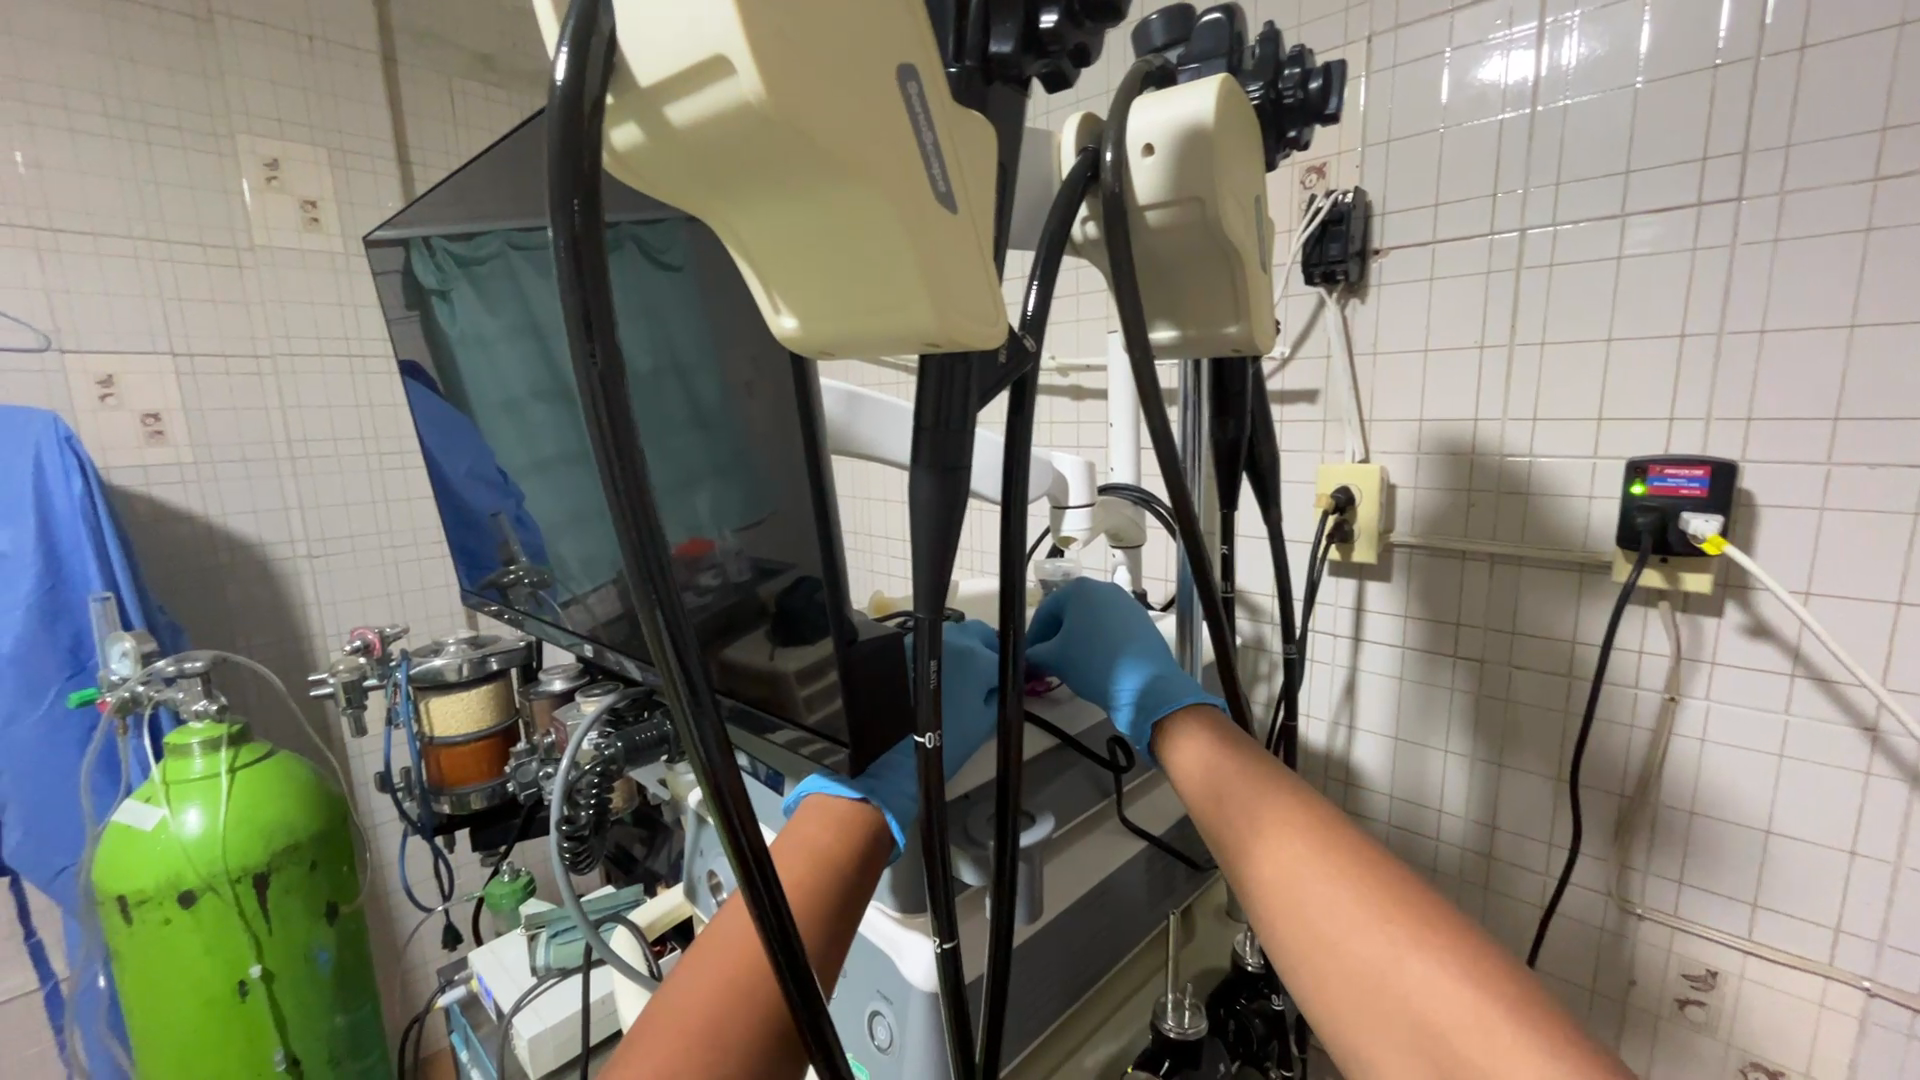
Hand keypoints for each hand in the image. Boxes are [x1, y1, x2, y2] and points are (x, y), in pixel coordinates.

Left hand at [782, 619, 1001, 855]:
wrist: (890, 750)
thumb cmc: (942, 740)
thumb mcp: (982, 723)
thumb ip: (996, 697)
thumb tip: (995, 685)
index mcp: (977, 659)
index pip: (1002, 658)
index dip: (1003, 675)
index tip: (998, 685)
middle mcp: (954, 640)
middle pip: (981, 634)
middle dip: (987, 650)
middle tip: (983, 674)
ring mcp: (926, 640)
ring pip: (955, 635)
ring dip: (962, 650)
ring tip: (958, 676)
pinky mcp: (904, 645)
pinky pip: (929, 644)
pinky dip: (937, 655)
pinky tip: (933, 676)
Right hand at [1026, 577, 1222, 762]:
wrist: (1146, 685)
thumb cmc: (1093, 663)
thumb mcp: (1055, 659)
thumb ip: (1034, 654)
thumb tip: (1027, 658)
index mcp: (1079, 590)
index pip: (1045, 612)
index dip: (1033, 636)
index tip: (1027, 657)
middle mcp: (1104, 589)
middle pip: (1069, 614)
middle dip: (1054, 638)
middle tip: (1046, 662)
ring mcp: (1126, 605)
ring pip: (1090, 622)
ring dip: (1075, 641)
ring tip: (1069, 665)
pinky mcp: (1142, 623)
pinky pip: (1110, 630)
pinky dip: (1097, 644)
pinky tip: (1094, 664)